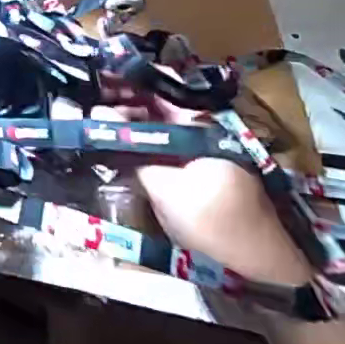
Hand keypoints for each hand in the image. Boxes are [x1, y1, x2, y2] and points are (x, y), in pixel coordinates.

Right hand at [78, 96, 313, 285]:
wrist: (260, 273)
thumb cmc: (215, 224)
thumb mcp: (167, 186)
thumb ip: (131, 148)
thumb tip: (98, 115)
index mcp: (206, 126)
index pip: (163, 87)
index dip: (129, 76)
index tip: (96, 70)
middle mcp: (206, 131)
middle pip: (159, 103)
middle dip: (121, 95)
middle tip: (84, 94)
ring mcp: (201, 151)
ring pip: (157, 123)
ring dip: (125, 117)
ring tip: (89, 114)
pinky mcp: (195, 171)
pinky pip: (160, 142)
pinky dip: (135, 138)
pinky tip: (111, 139)